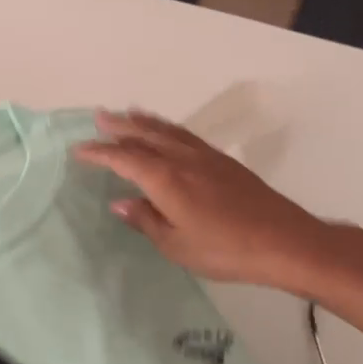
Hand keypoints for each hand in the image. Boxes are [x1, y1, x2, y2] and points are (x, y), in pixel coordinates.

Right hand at [74, 109, 335, 289]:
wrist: (283, 242)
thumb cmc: (223, 250)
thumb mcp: (175, 244)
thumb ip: (146, 220)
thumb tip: (120, 202)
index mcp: (167, 180)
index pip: (125, 160)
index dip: (100, 153)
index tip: (79, 149)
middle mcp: (184, 161)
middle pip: (147, 136)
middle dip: (121, 126)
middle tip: (100, 116)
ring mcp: (207, 159)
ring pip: (169, 132)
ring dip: (146, 122)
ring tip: (129, 113)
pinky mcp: (224, 164)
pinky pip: (186, 137)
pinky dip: (169, 130)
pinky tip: (167, 134)